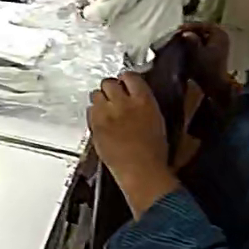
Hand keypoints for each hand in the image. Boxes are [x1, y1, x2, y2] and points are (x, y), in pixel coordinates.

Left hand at [88, 73, 179, 216]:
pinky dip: (94, 113)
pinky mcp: (94, 125)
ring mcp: (105, 114)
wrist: (141, 172)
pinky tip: (102, 121)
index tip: (125, 82)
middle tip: (114, 97)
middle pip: (108, 82)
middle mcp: (122, 104)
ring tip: (108, 110)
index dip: (126, 79)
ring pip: (95, 94)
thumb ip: (146, 103)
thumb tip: (139, 95)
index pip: (130, 76)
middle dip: (110, 88)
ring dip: (101, 99)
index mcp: (144, 101)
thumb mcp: (159, 121)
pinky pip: (89, 110)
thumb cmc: (154, 152)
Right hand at [178, 22, 230, 74]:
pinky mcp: (217, 52)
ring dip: (194, 36)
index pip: (205, 25)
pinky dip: (197, 42)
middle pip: (205, 29)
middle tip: (179, 32)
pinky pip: (206, 42)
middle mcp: (223, 38)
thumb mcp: (196, 53)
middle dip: (192, 30)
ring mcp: (221, 45)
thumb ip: (191, 40)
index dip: (191, 25)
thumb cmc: (206, 67)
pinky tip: (188, 45)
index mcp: (220, 35)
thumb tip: (185, 32)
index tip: (179, 29)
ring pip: (205, 36)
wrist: (214, 83)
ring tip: (182, 38)